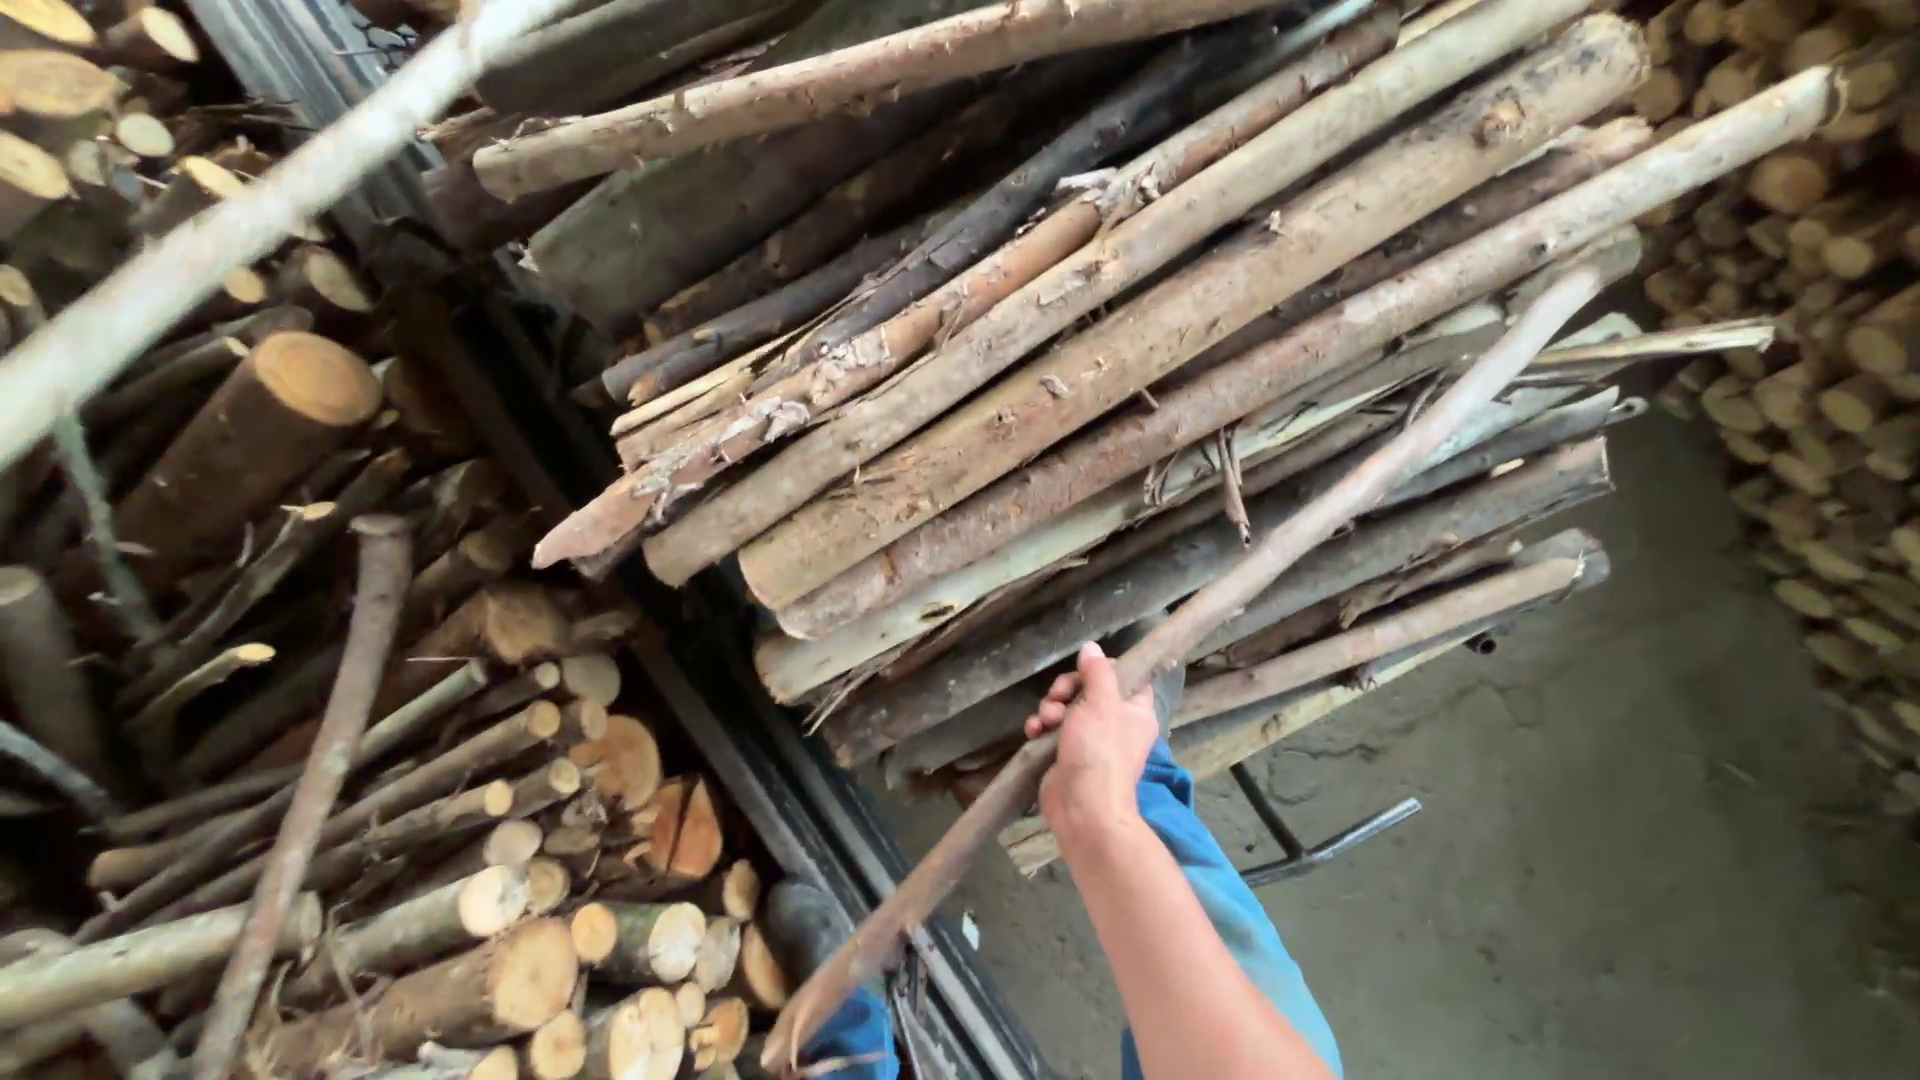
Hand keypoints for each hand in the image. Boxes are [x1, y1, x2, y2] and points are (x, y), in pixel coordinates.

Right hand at [1024, 642, 1159, 842]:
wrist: (1083, 807)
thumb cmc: (1100, 751)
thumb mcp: (1101, 702)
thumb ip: (1097, 672)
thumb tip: (1092, 647)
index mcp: (1136, 712)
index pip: (1128, 678)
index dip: (1106, 669)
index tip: (1087, 668)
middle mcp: (1116, 724)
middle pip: (1089, 689)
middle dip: (1067, 690)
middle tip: (1059, 697)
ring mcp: (1090, 741)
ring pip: (1066, 708)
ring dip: (1050, 708)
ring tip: (1046, 720)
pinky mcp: (1067, 754)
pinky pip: (1052, 730)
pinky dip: (1041, 728)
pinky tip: (1034, 732)